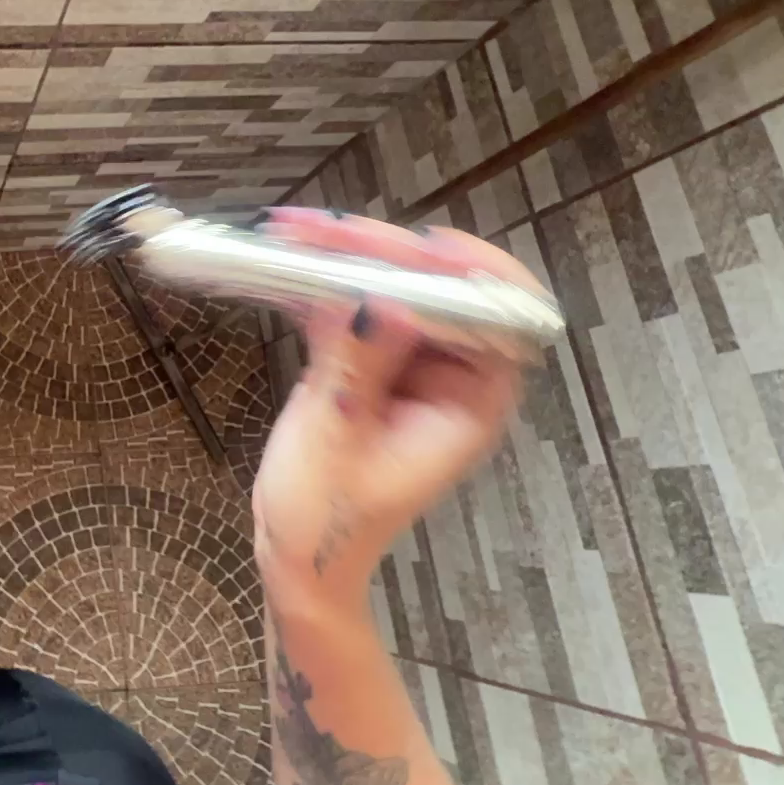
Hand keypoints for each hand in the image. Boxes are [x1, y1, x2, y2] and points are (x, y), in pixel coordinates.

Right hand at [252, 210, 538, 611]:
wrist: (298, 553)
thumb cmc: (322, 518)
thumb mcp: (334, 440)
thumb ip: (357, 367)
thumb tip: (381, 297)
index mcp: (467, 407)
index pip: (496, 323)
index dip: (469, 277)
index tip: (422, 246)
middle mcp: (445, 380)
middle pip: (436, 295)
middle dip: (384, 255)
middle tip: (326, 230)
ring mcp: (403, 371)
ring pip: (389, 295)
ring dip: (344, 261)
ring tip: (295, 233)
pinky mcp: (364, 367)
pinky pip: (353, 312)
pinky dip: (321, 287)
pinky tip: (287, 265)